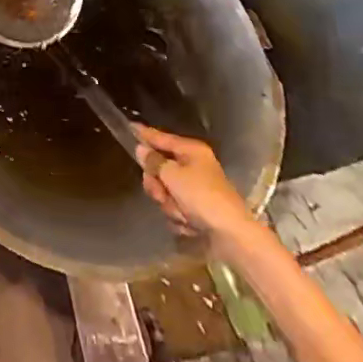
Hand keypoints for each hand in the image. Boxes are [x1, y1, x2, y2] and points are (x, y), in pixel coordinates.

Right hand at [133, 123, 253, 242]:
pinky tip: (189, 223)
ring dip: (169, 204)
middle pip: (160, 168)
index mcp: (191, 151)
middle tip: (161, 193)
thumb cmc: (202, 197)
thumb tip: (141, 149)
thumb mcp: (172, 175)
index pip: (162, 137)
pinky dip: (179, 216)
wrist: (231, 235)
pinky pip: (176, 207)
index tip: (130, 126)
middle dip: (158, 185)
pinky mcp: (198, 209)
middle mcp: (194, 166)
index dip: (145, 134)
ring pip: (166, 191)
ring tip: (181, 213)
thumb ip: (153, 161)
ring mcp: (196, 189)